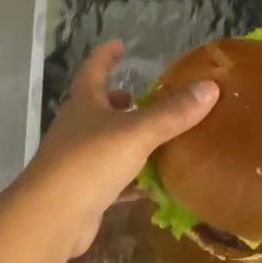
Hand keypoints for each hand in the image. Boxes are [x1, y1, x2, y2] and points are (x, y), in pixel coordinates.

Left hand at [24, 40, 218, 256]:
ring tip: (153, 138)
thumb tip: (210, 86)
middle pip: (95, 107)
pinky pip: (111, 181)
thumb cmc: (89, 162)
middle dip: (115, 100)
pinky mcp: (83, 193)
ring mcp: (77, 162)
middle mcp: (76, 129)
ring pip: (104, 143)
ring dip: (125, 139)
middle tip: (138, 97)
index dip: (106, 55)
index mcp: (84, 104)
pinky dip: (130, 180)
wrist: (52, 217)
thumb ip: (172, 113)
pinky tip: (150, 186)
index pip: (94, 69)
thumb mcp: (136, 133)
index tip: (120, 45)